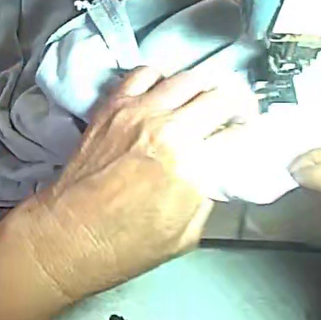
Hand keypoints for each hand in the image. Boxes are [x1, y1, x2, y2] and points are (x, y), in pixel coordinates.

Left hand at [7, 67, 253, 303]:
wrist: (67, 235)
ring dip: (206, 88)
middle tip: (238, 116)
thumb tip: (218, 170)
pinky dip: (163, 78)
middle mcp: (166, 130)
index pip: (239, 134)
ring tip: (207, 101)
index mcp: (190, 166)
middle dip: (238, 106)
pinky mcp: (113, 106)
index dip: (253, 135)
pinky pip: (145, 73)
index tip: (253, 137)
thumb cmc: (122, 246)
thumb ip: (208, 195)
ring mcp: (137, 112)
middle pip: (220, 97)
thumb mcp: (185, 234)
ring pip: (188, 78)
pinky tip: (167, 91)